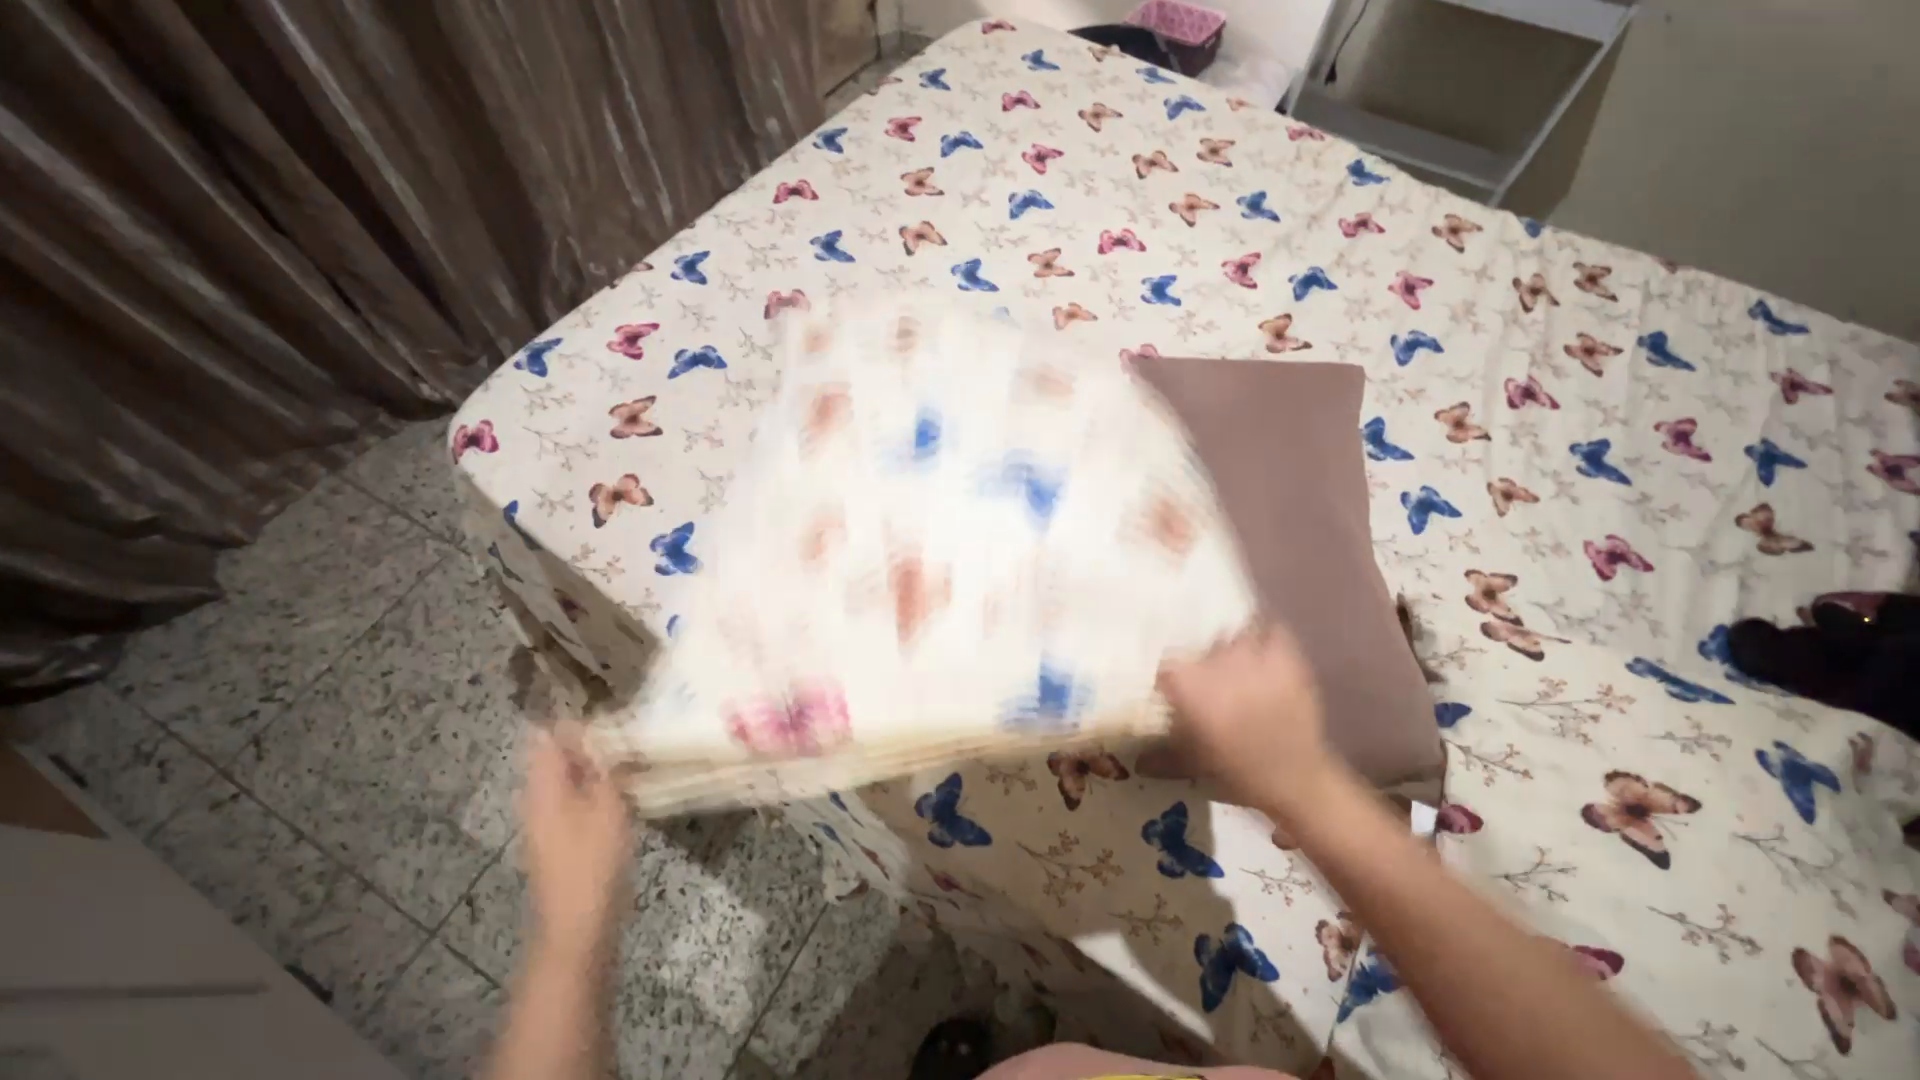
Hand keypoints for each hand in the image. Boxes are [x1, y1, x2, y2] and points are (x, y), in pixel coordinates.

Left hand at [521, 721, 631, 952]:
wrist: (578, 927)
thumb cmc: (593, 863)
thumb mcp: (609, 806)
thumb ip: (604, 767)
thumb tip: (604, 733)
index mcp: (542, 786)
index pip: (549, 734)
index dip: (576, 718)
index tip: (612, 708)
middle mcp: (537, 799)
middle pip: (558, 757)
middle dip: (591, 741)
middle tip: (630, 730)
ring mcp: (546, 822)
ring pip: (569, 779)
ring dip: (596, 767)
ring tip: (634, 756)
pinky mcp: (561, 841)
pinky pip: (576, 800)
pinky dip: (597, 790)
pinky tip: (625, 793)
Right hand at [1157, 625, 1338, 816]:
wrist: (1297, 782)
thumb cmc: (1239, 775)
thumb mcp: (1193, 763)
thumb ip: (1163, 753)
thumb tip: (1139, 756)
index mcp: (1189, 687)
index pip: (1166, 666)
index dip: (1167, 677)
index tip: (1169, 687)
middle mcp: (1218, 664)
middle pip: (1200, 647)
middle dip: (1199, 661)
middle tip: (1203, 679)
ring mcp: (1255, 658)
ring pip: (1233, 638)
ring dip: (1230, 650)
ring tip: (1232, 665)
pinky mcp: (1287, 659)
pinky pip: (1271, 632)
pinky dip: (1264, 638)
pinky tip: (1260, 650)